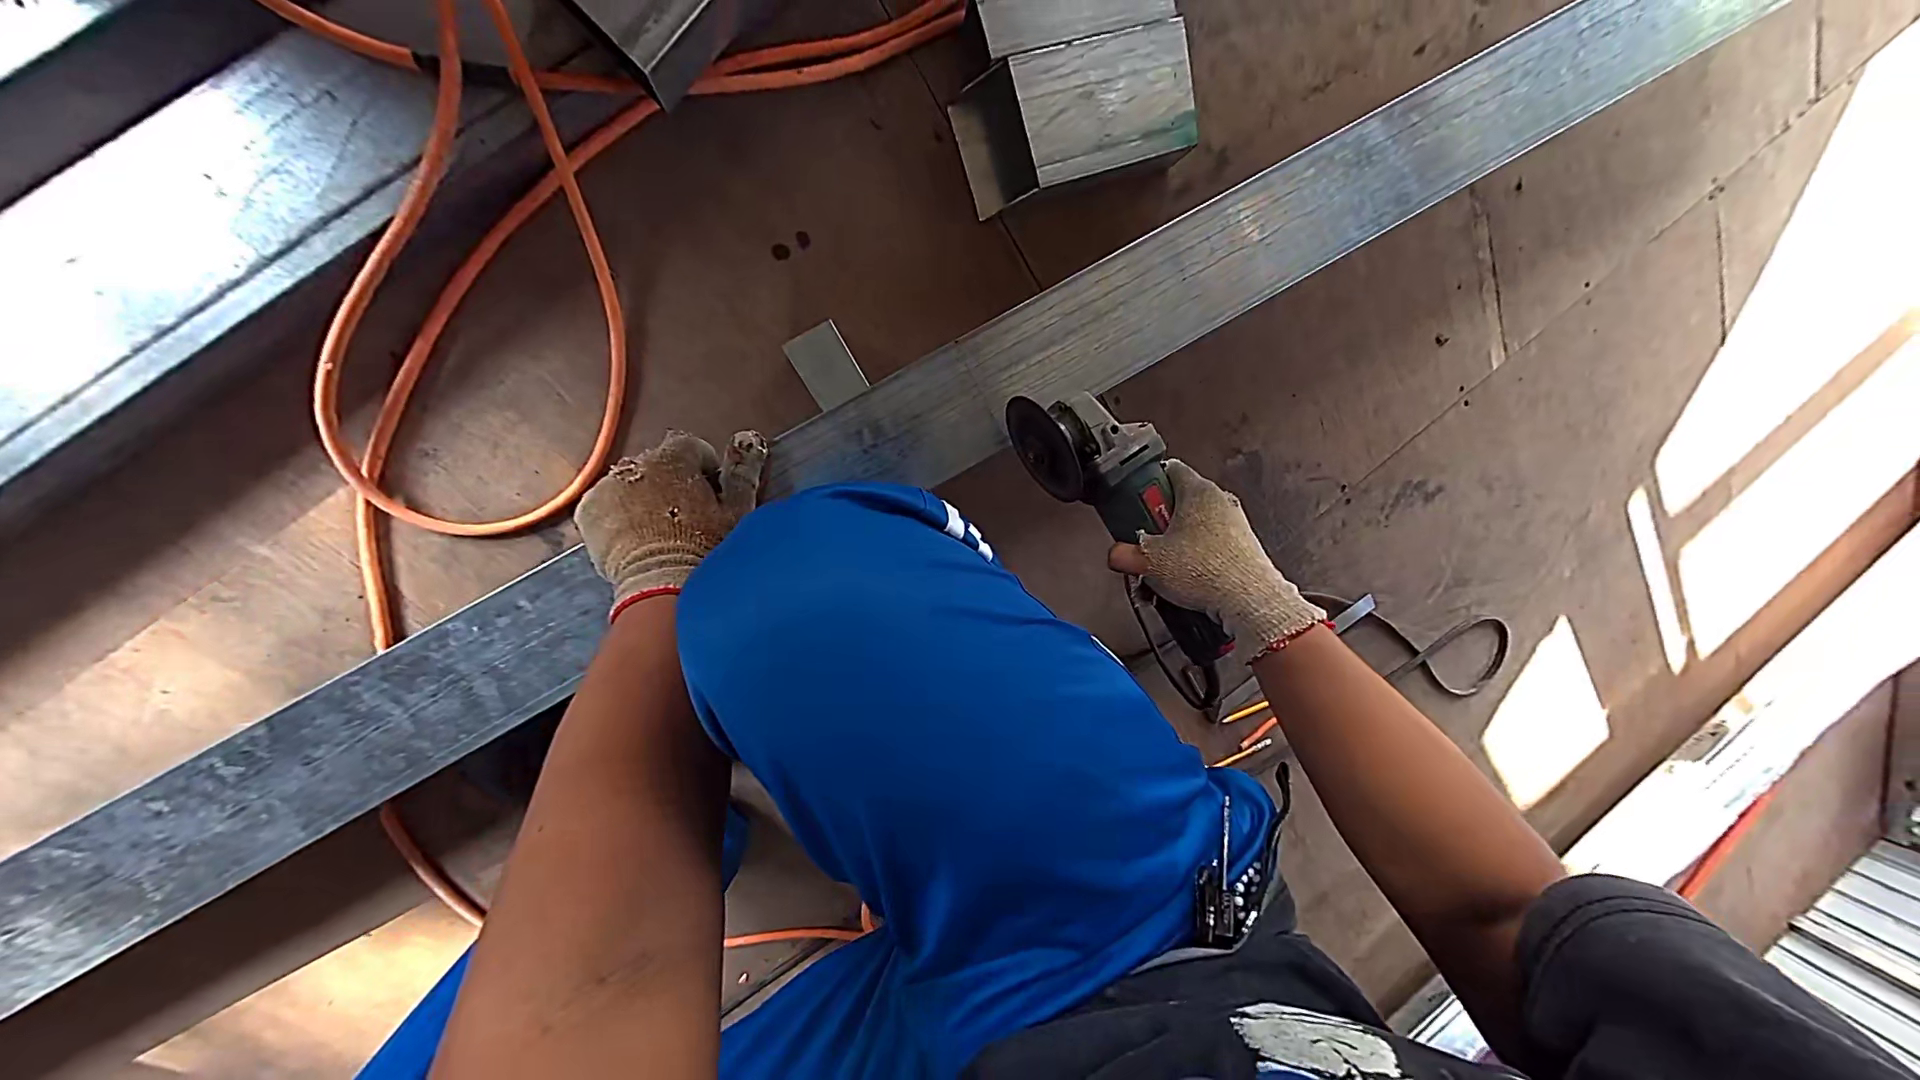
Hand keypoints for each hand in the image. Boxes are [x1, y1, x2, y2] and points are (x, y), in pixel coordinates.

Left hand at [575, 430, 766, 608]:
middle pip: (660, 464)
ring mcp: (607, 488)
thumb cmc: (705, 550)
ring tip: (664, 534)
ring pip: (632, 485)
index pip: (693, 447)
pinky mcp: (588, 514)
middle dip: (673, 484)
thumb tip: (749, 438)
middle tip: (690, 520)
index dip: (706, 471)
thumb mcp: (737, 510)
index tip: (712, 496)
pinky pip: (607, 507)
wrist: (662, 587)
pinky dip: (620, 519)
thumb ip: (743, 470)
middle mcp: (636, 464)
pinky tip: (638, 541)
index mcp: (675, 457)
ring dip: (645, 500)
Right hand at [1107, 460, 1324, 655]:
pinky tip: (1185, 581)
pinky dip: (1194, 561)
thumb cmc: (1208, 572)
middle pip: (1178, 503)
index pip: (1167, 469)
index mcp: (1198, 491)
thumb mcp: (1148, 561)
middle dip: (1157, 525)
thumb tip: (1116, 553)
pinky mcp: (1242, 549)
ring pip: (1193, 528)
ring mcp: (1234, 525)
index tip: (1135, 503)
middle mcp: (1220, 502)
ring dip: (1175, 546)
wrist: (1249, 602)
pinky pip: (1209, 548)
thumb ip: (1124, 554)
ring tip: (1163, 569)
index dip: (1146, 484)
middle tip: (1144, 544)